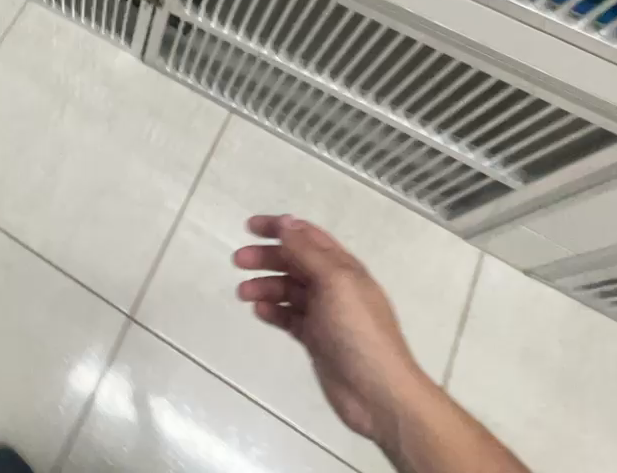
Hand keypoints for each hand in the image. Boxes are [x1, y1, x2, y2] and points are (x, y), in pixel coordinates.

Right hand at [233, 214, 434, 450]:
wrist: (378, 394)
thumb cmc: (358, 331)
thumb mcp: (335, 282)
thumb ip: (308, 251)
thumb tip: (286, 221)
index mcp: (341, 267)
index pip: (306, 236)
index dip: (278, 227)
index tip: (249, 227)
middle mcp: (332, 286)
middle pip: (293, 261)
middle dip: (265, 257)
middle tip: (238, 261)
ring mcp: (323, 313)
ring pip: (287, 289)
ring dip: (264, 285)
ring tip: (243, 293)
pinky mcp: (315, 339)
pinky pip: (288, 316)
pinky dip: (272, 311)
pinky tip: (259, 312)